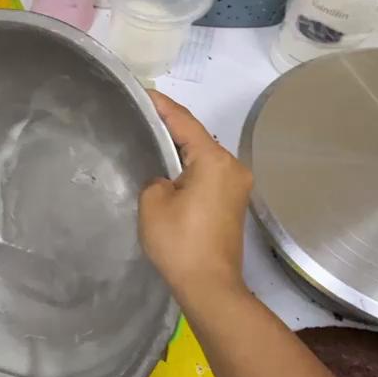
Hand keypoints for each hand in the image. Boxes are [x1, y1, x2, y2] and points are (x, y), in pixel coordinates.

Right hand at [139, 91, 253, 299]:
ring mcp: (236, 186)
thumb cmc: (180, 242)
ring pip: (203, 157)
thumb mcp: (153, 202)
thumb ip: (156, 178)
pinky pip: (207, 174)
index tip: (142, 91)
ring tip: (150, 140)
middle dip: (170, 126)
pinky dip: (188, 168)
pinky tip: (168, 170)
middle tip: (141, 115)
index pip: (184, 122)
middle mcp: (232, 167)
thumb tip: (166, 180)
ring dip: (179, 149)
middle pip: (197, 137)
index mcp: (214, 161)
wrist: (209, 285)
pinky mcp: (232, 203)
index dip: (161, 105)